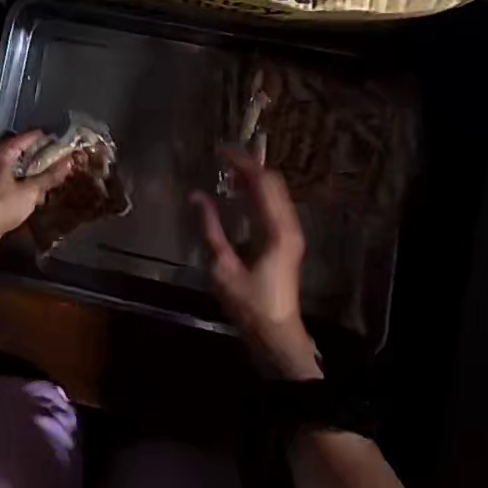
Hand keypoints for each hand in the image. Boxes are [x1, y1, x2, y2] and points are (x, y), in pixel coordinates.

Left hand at [0, 131, 76, 249]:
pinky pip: (9, 174)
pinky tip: (33, 187)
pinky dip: (21, 177)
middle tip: (58, 158)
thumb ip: (49, 176)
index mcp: (3, 151)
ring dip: (31, 166)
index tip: (64, 143)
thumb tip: (69, 161)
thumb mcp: (30, 191)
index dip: (48, 138)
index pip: (30, 135)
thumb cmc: (2, 206)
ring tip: (49, 172)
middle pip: (21, 148)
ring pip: (15, 162)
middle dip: (40, 153)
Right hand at [194, 148, 321, 380]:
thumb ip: (211, 229)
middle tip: (221, 157)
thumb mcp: (223, 268)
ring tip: (225, 172)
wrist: (277, 337)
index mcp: (278, 230)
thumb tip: (197, 196)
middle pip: (273, 183)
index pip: (263, 183)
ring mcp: (291, 233)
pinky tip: (236, 195)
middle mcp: (289, 226)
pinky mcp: (286, 241)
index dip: (242, 163)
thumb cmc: (250, 306)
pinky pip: (273, 206)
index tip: (221, 151)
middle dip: (248, 166)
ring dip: (252, 179)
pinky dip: (255, 194)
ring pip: (274, 193)